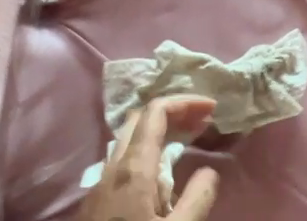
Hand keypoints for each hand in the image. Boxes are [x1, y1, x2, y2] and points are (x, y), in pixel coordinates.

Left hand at [75, 96, 220, 220]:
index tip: (211, 109)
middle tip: (201, 122)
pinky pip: (121, 163)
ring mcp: (100, 185)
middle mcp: (112, 168)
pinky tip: (160, 178)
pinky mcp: (95, 204)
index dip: (185, 102)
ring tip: (185, 144)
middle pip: (139, 119)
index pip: (156, 112)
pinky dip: (145, 154)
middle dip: (172, 112)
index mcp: (133, 168)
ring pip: (128, 141)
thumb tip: (208, 171)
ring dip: (157, 133)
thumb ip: (197, 198)